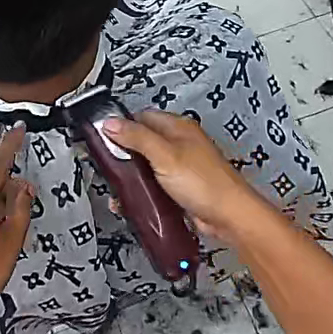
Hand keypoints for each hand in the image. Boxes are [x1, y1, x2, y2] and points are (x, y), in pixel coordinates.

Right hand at [101, 112, 270, 239]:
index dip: (121, 126)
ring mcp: (180, 168)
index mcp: (178, 128)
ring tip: (120, 188)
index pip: (142, 117)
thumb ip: (137, 138)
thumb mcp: (165, 155)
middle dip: (124, 155)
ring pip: (147, 167)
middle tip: (110, 166)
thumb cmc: (208, 183)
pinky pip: (154, 187)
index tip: (103, 138)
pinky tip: (135, 202)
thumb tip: (111, 123)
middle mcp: (180, 145)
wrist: (228, 216)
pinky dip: (142, 193)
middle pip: (142, 143)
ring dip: (132, 178)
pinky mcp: (180, 189)